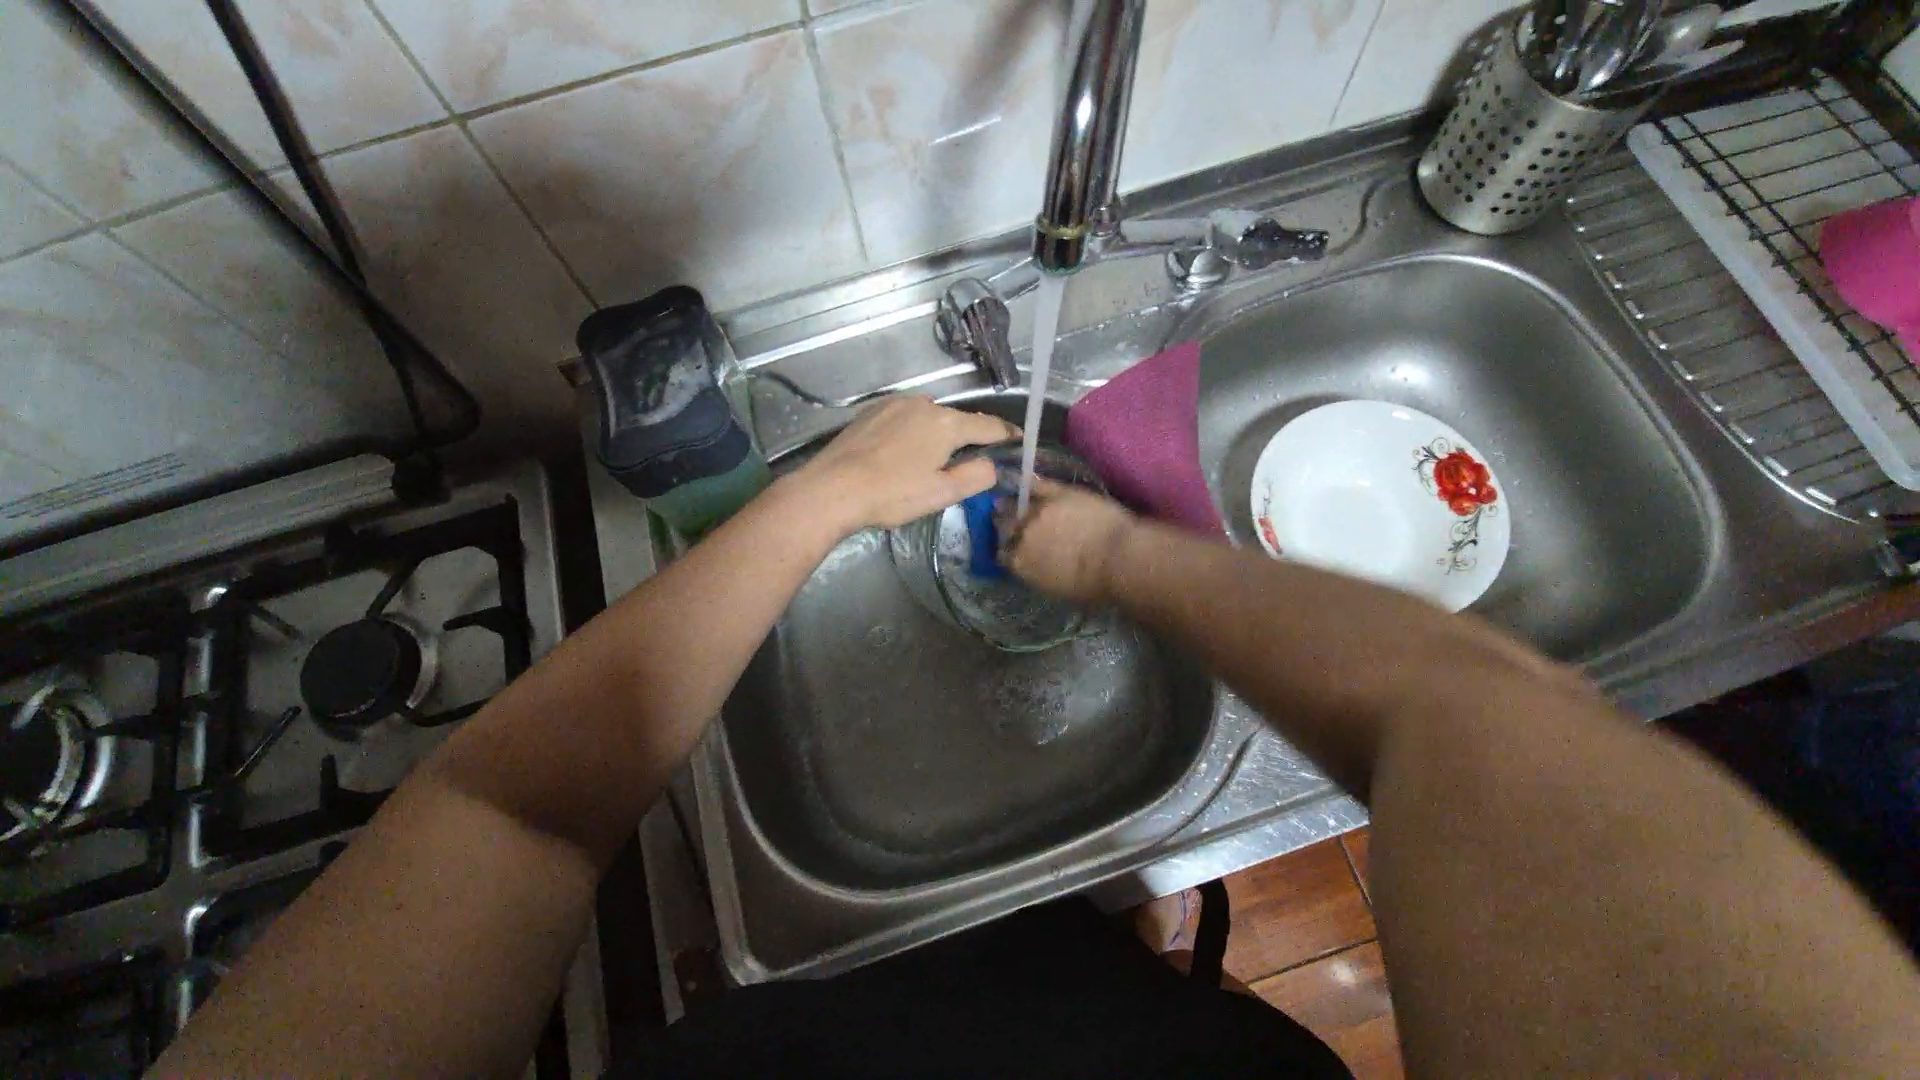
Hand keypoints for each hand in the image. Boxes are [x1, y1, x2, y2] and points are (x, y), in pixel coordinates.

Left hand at [795, 397, 1020, 533]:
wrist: (831, 488)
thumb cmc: (892, 494)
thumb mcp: (942, 493)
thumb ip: (976, 476)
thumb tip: (992, 465)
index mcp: (947, 423)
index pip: (989, 426)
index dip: (1007, 436)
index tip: (1019, 442)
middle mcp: (923, 404)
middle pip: (957, 420)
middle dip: (967, 438)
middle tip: (970, 463)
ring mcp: (894, 404)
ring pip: (928, 418)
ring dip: (937, 435)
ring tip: (931, 461)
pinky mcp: (870, 412)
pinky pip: (904, 419)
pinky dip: (911, 432)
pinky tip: (901, 454)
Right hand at [999, 478, 1138, 603]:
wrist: (1118, 558)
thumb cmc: (1095, 585)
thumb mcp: (1059, 589)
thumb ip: (1039, 575)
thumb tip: (1035, 566)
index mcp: (1022, 565)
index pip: (1003, 556)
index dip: (1007, 551)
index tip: (1010, 549)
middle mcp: (1022, 536)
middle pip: (1003, 527)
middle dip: (1004, 526)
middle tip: (1006, 523)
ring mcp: (1037, 511)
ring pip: (1014, 505)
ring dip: (1009, 505)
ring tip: (1006, 502)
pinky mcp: (1056, 493)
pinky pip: (1035, 485)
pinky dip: (1024, 482)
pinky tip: (1019, 480)